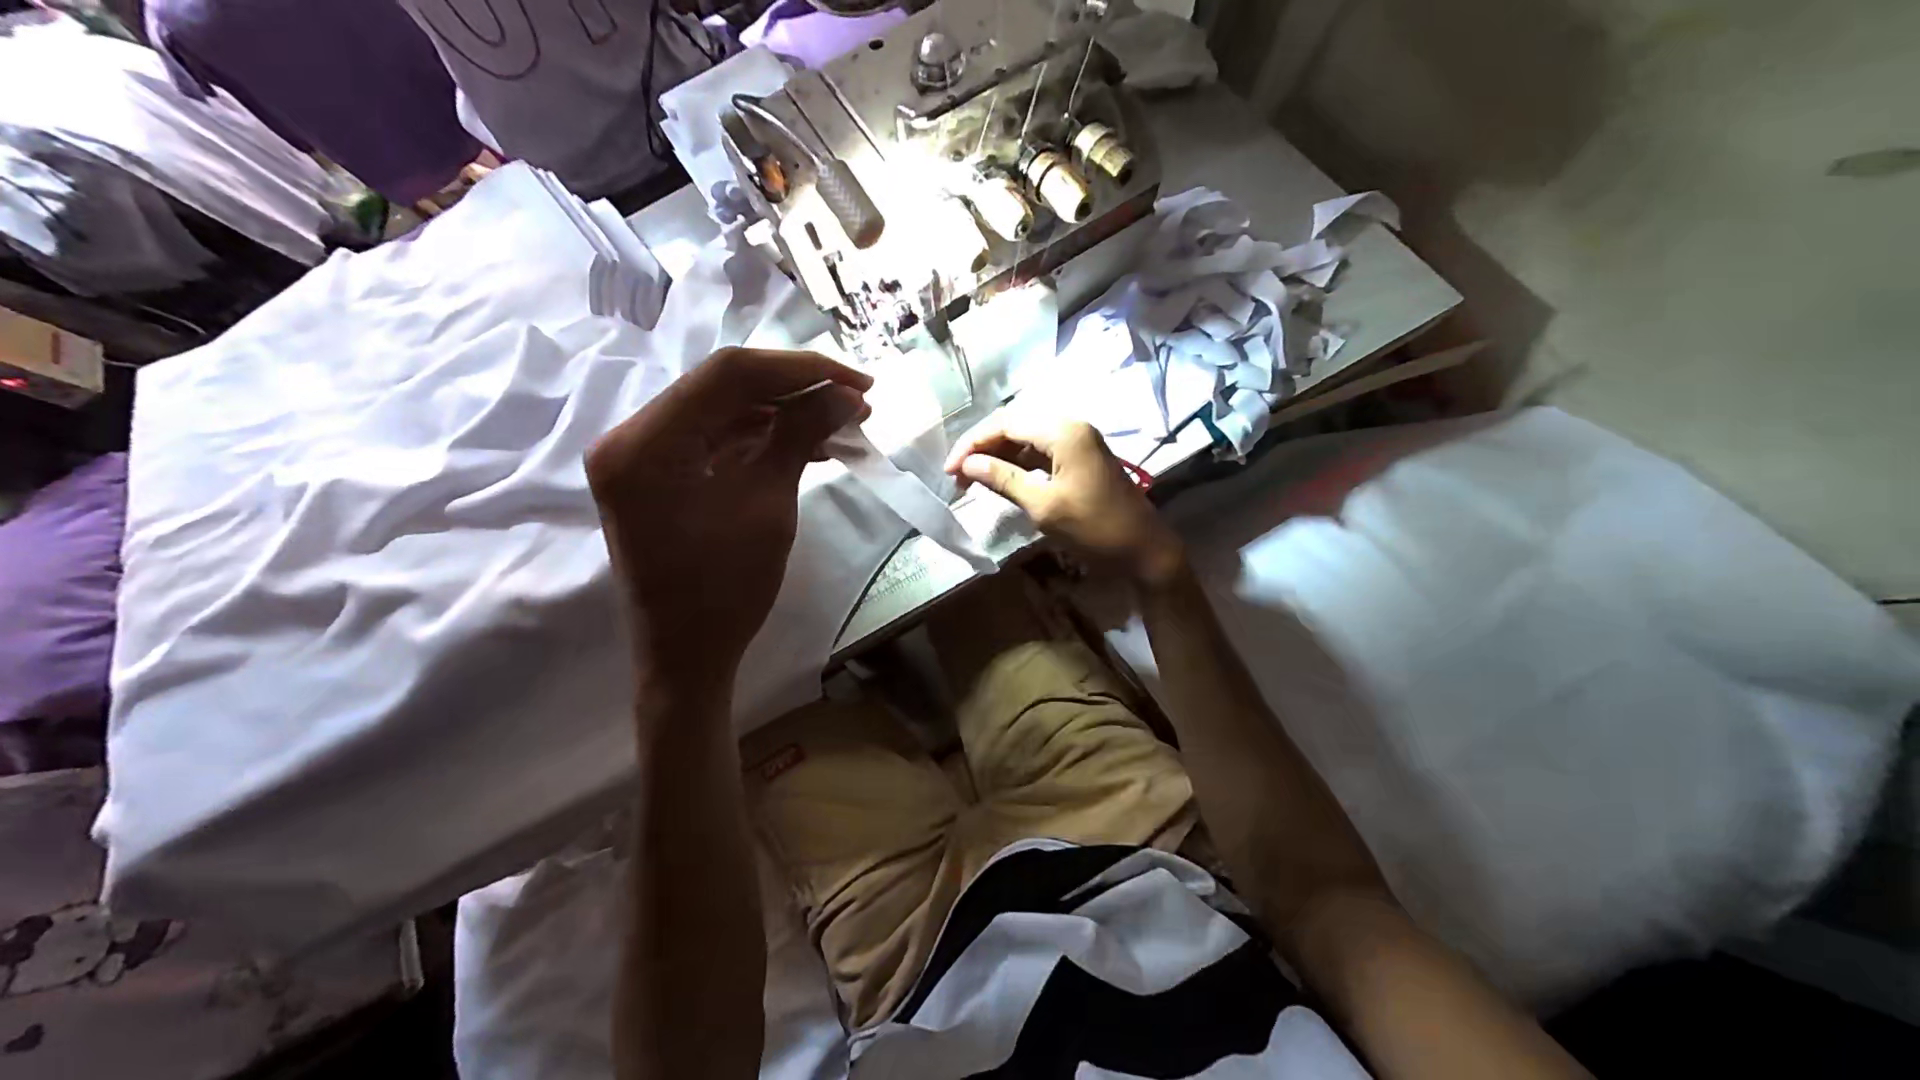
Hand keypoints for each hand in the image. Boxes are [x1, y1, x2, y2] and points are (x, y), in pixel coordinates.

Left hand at [587, 348, 870, 696]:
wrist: (687, 657)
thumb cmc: (725, 590)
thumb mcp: (768, 505)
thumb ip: (800, 435)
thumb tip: (844, 394)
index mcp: (645, 442)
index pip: (728, 374)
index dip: (799, 369)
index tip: (856, 382)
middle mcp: (632, 437)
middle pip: (723, 387)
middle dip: (795, 389)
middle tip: (855, 401)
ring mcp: (642, 457)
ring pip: (723, 411)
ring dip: (783, 414)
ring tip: (841, 424)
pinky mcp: (658, 476)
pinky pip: (714, 441)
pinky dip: (762, 439)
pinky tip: (808, 444)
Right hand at [945, 411, 1185, 586]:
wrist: (1144, 549)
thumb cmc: (1094, 529)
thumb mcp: (1043, 506)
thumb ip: (1003, 480)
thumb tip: (967, 465)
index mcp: (1063, 432)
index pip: (1006, 423)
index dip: (973, 444)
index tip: (949, 470)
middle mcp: (1071, 426)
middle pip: (1014, 425)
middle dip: (983, 447)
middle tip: (957, 475)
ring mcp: (1078, 441)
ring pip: (1026, 438)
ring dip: (998, 456)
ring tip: (972, 479)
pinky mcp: (1080, 457)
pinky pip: (1041, 451)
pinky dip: (1018, 464)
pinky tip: (1000, 479)